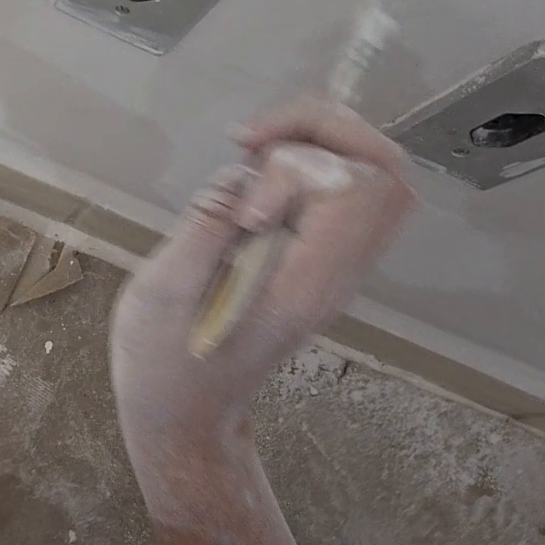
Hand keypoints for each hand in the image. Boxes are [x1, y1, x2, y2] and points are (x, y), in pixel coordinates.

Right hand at [110, 101, 414, 461]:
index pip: (353, 189)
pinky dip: (307, 164)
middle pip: (382, 170)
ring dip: (315, 141)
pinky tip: (256, 173)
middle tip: (252, 140)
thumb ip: (205, 228)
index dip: (297, 170)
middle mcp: (336, 273)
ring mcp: (332, 269)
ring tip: (252, 150)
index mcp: (306, 285)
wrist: (185, 414)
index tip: (241, 210)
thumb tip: (240, 175)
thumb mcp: (162, 296)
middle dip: (320, 130)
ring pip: (371, 176)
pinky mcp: (315, 264)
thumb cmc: (163, 365)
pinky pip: (343, 194)